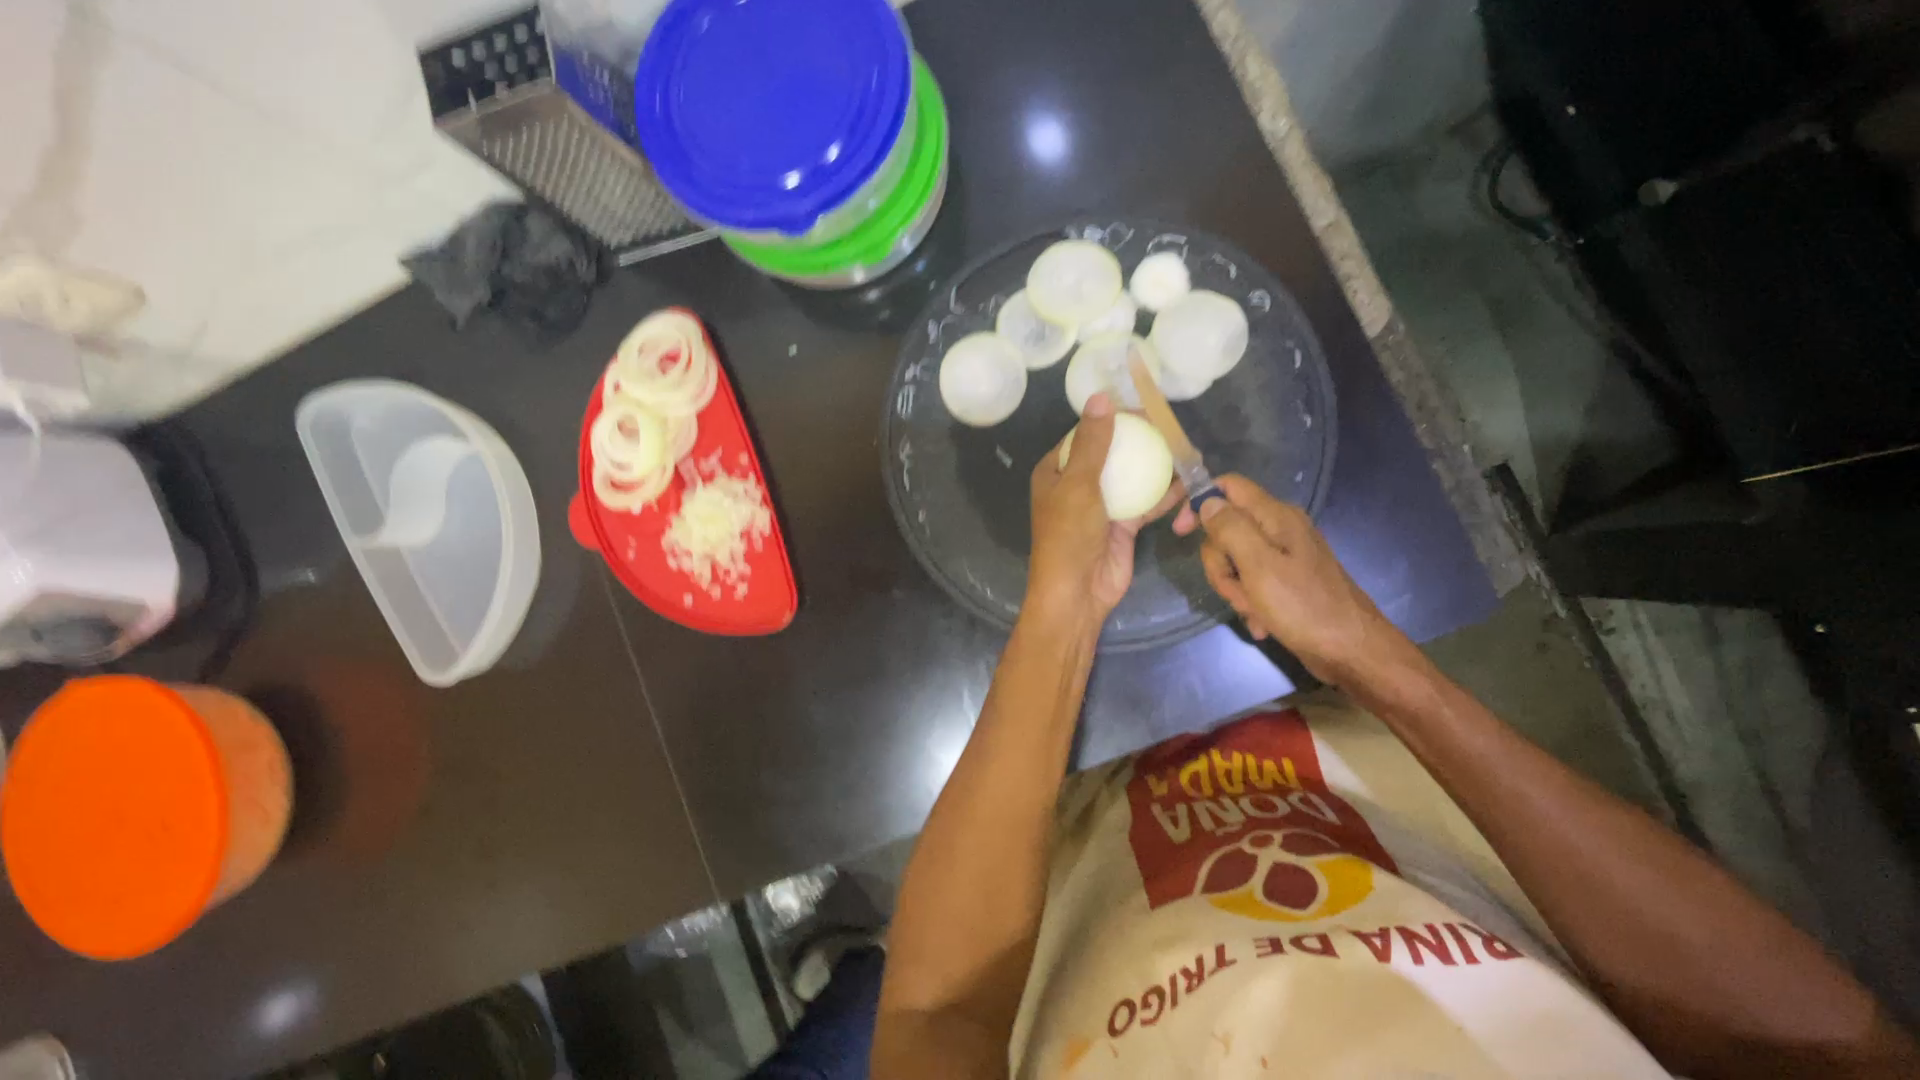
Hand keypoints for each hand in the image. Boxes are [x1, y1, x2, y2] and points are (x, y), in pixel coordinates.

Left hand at [1026, 393, 1178, 627]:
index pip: (1084, 435)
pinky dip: (1164, 494)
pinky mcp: (1123, 526)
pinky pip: (1146, 503)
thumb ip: (1093, 442)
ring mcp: (1101, 506)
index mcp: (1055, 472)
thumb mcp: (1078, 483)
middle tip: (1168, 426)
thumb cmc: (1069, 535)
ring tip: (1183, 448)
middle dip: (1138, 440)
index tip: (1142, 406)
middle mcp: (1076, 485)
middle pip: (1111, 454)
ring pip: (1131, 477)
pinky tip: (1187, 482)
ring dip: (1154, 465)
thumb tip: (1101, 397)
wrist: (1077, 593)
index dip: (1111, 419)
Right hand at [1172, 474, 1412, 682]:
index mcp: (1276, 516)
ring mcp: (1286, 556)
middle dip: (1221, 563)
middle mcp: (1281, 529)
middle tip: (1236, 587)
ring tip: (1254, 609)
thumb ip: (1230, 528)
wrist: (1351, 650)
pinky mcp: (1289, 581)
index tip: (1181, 533)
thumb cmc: (1304, 607)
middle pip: (1227, 529)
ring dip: (1235, 588)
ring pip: (1237, 560)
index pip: (1229, 486)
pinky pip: (1253, 583)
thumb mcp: (1258, 566)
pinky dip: (1251, 602)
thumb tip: (1207, 502)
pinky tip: (1262, 622)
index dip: (1199, 502)